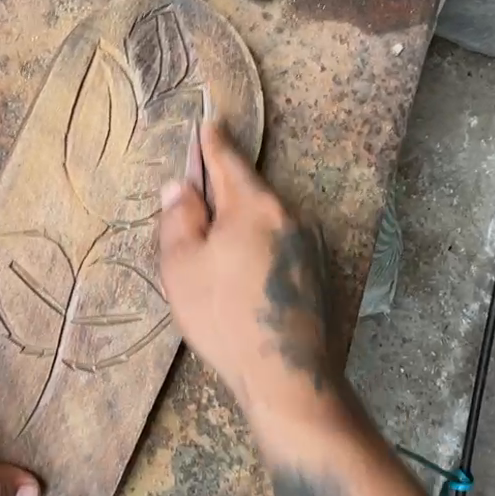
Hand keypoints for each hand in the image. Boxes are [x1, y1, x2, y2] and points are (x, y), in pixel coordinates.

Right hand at [157, 122, 340, 405]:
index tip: (208, 122)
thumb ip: (180, 219)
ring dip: (237, 224)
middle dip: (220, 192)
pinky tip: (238, 275)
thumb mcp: (183, 266)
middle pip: (247, 191)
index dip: (212, 142)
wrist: (285, 374)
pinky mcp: (314, 271)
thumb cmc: (223, 316)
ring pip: (262, 220)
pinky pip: (275, 242)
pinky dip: (253, 245)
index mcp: (255, 206)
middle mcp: (289, 215)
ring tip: (211, 252)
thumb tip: (181, 187)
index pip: (229, 161)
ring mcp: (308, 244)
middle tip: (192, 203)